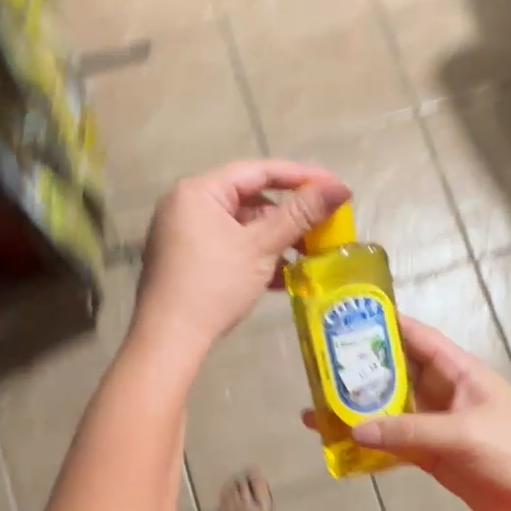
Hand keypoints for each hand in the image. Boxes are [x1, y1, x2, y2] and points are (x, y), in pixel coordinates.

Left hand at [135, 160, 350, 358]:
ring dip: (276, 239)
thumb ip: (300, 214)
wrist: (170, 339)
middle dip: (289, 215)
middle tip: (325, 224)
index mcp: (199, 191)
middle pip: (249, 198)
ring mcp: (183, 234)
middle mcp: (186, 205)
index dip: (301, 176)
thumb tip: (341, 187)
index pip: (258, 171)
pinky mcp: (186, 261)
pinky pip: (228, 246)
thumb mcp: (261, 246)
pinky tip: (284, 276)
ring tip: (309, 254)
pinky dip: (256, 255)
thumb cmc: (214, 285)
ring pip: (241, 226)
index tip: (335, 187)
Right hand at [309, 316, 510, 510]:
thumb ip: (408, 430)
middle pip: (396, 372)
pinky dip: (370, 442)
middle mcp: (443, 391)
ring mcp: (436, 422)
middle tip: (318, 365)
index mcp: (458, 371)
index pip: (417, 337)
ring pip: (390, 409)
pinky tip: (340, 442)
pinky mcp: (431, 451)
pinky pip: (394, 441)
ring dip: (359, 409)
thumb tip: (354, 428)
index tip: (347, 316)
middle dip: (361, 368)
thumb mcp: (461, 433)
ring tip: (317, 406)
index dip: (385, 324)